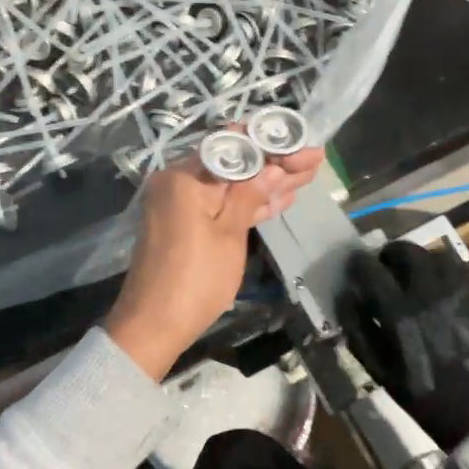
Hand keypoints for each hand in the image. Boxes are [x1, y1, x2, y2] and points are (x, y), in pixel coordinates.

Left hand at [105, 142, 324, 378]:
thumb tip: (273, 165)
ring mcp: (182, 203)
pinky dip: (248, 202)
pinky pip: (221, 204)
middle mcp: (179, 181)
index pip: (233, 144)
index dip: (271, 142)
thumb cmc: (194, 279)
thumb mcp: (229, 234)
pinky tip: (282, 198)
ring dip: (267, 181)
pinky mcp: (187, 224)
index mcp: (185, 176)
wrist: (154, 325)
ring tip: (308, 174)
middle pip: (234, 162)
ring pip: (231, 184)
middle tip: (314, 158)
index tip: (304, 144)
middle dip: (274, 161)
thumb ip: (250, 194)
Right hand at [336, 241, 468, 449]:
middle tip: (382, 268)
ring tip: (408, 274)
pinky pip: (453, 265)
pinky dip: (437, 266)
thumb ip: (356, 329)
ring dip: (413, 258)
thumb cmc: (421, 395)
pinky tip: (432, 283)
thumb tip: (345, 294)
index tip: (353, 265)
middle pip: (403, 251)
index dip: (358, 263)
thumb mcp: (377, 371)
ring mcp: (456, 290)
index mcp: (400, 314)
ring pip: (430, 253)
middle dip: (386, 255)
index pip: (371, 269)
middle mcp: (427, 293)